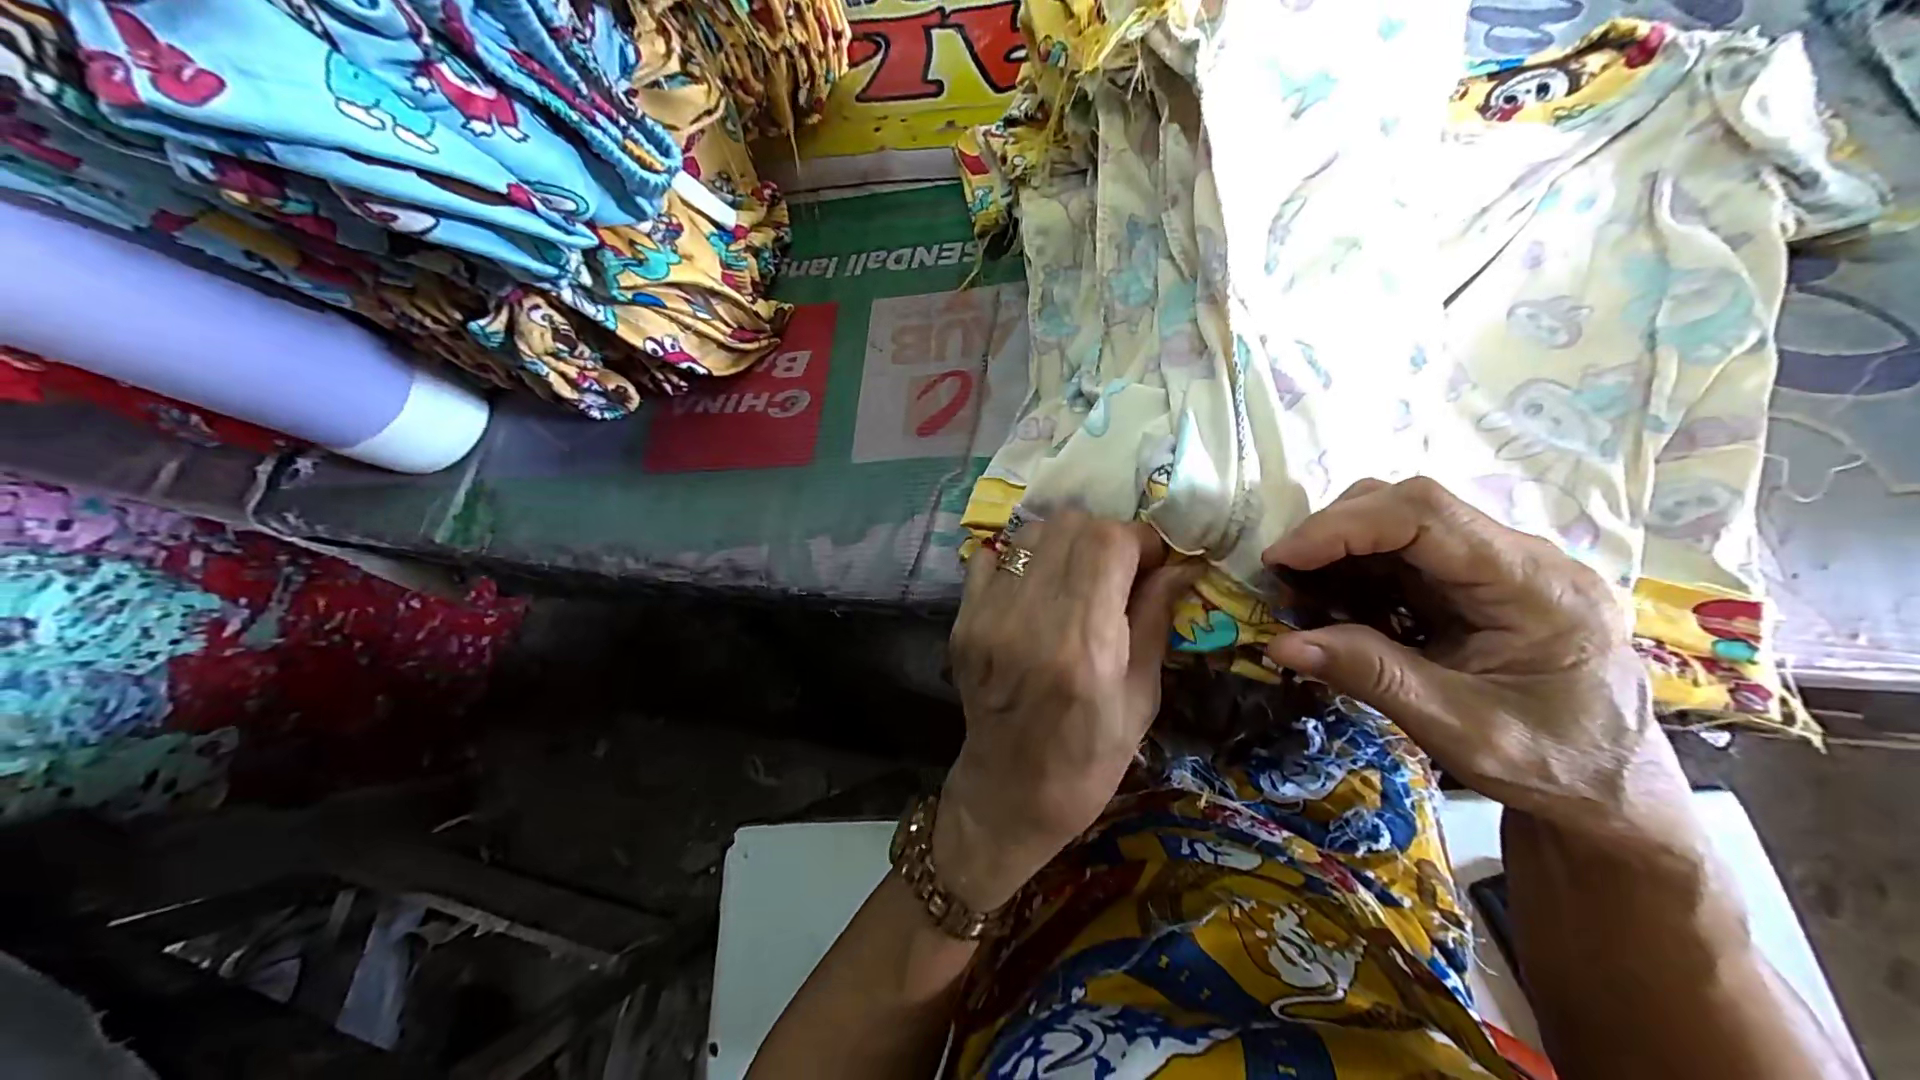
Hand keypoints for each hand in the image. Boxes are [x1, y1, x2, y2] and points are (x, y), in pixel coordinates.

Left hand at [941, 513, 1201, 910]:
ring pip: (1032, 534)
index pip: (1108, 542)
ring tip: (1080, 578)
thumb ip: (1155, 618)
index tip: (1153, 562)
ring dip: (1065, 543)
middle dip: (1106, 537)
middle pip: (1070, 526)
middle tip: (1120, 569)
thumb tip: (1182, 564)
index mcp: (1082, 646)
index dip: (1139, 540)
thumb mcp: (1141, 697)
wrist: (1010, 793)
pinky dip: (1023, 560)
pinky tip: (1038, 589)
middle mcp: (1028, 620)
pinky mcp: (962, 621)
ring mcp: (986, 617)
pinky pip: (993, 557)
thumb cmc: (1090, 758)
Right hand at [1261, 477, 1695, 842]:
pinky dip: (1354, 571)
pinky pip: (1402, 554)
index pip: (1427, 516)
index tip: (1280, 559)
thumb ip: (1372, 677)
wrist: (1610, 789)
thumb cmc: (1550, 765)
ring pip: (1399, 522)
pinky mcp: (1474, 582)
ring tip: (1300, 596)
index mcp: (1535, 587)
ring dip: (1339, 551)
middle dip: (1333, 533)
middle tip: (1282, 579)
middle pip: (1409, 505)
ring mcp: (1498, 566)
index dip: (1342, 527)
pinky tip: (1334, 606)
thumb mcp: (1459, 730)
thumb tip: (1280, 644)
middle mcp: (1520, 558)